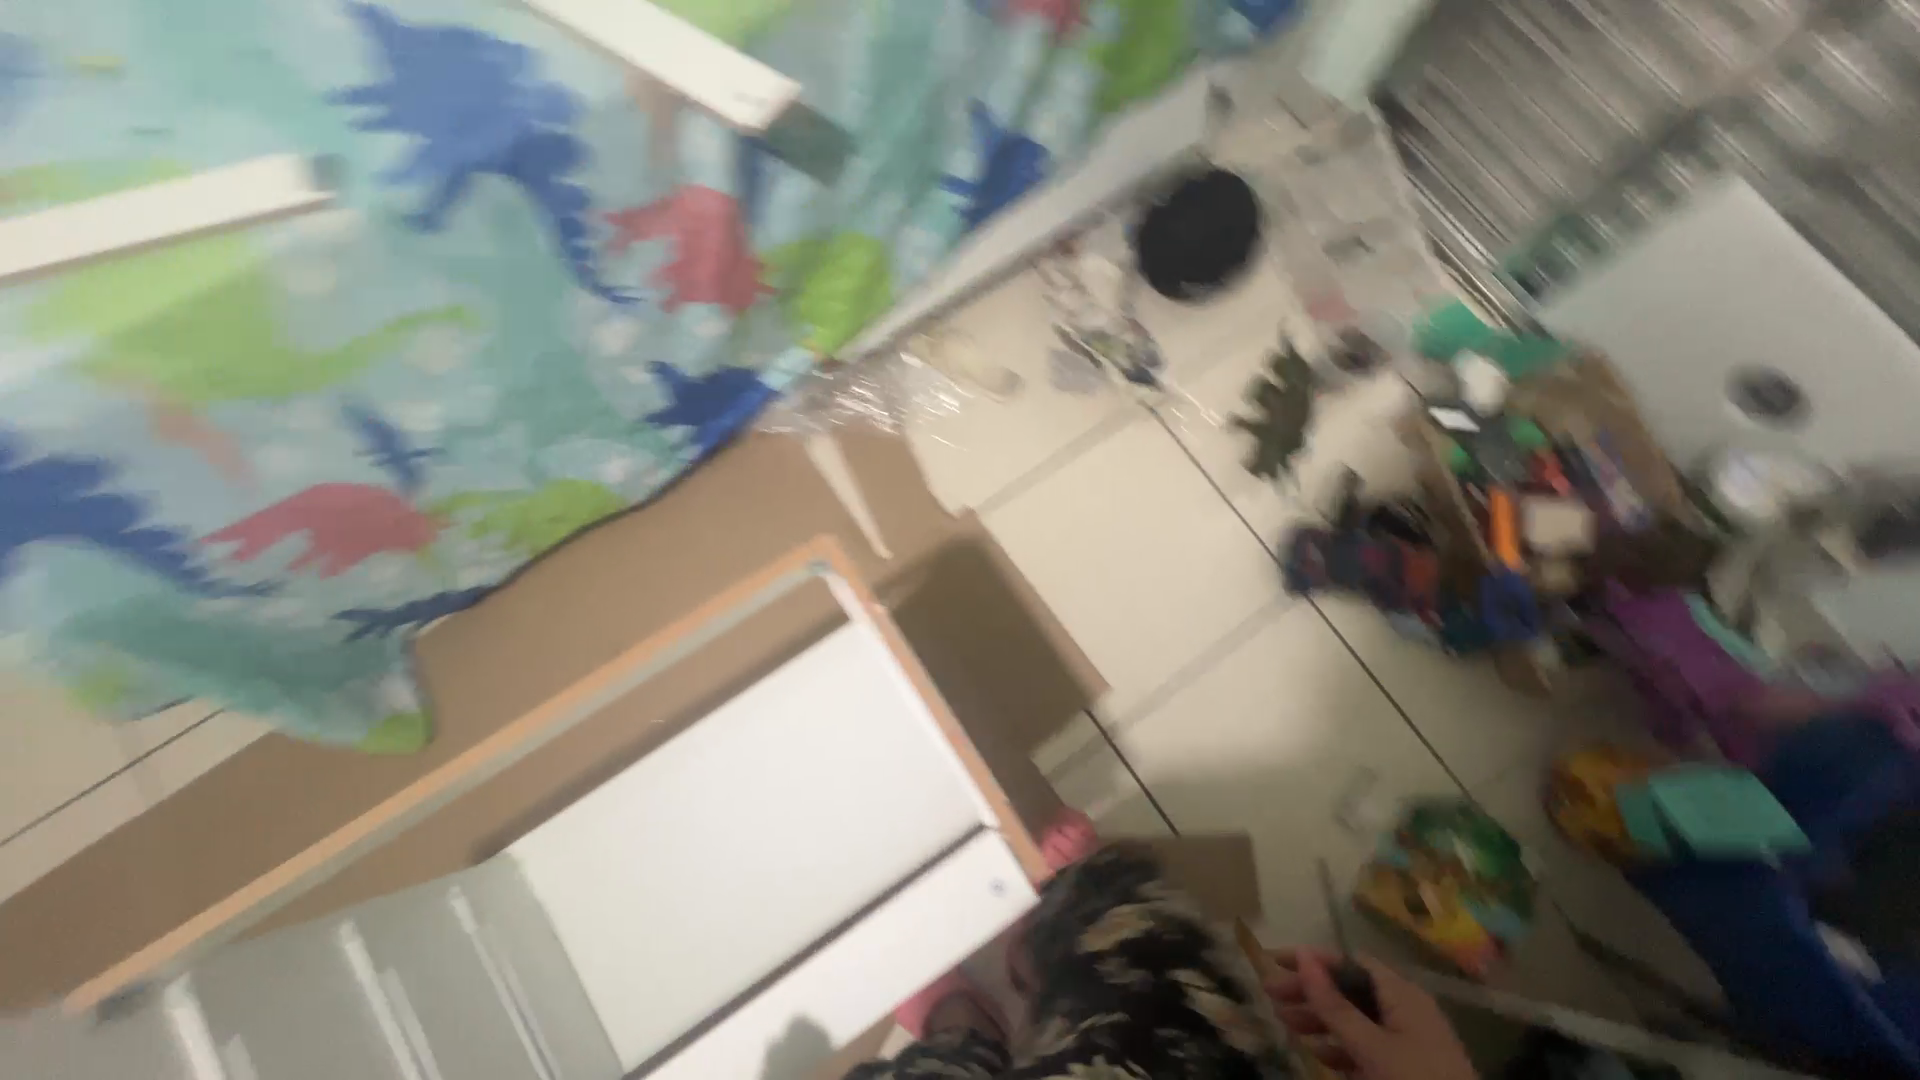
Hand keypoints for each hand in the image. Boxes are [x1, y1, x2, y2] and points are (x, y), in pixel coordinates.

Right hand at [1265, 949, 1475, 1079]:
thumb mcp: (1371, 1047)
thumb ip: (1334, 1004)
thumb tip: (1302, 953)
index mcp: (1402, 995)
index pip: (1349, 961)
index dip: (1312, 959)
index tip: (1273, 962)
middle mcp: (1405, 1011)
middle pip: (1349, 989)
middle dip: (1310, 990)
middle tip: (1270, 996)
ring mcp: (1407, 1042)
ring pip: (1355, 1019)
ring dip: (1319, 1018)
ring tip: (1285, 1022)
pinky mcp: (1406, 1070)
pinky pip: (1366, 1046)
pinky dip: (1339, 1046)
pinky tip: (1317, 1053)